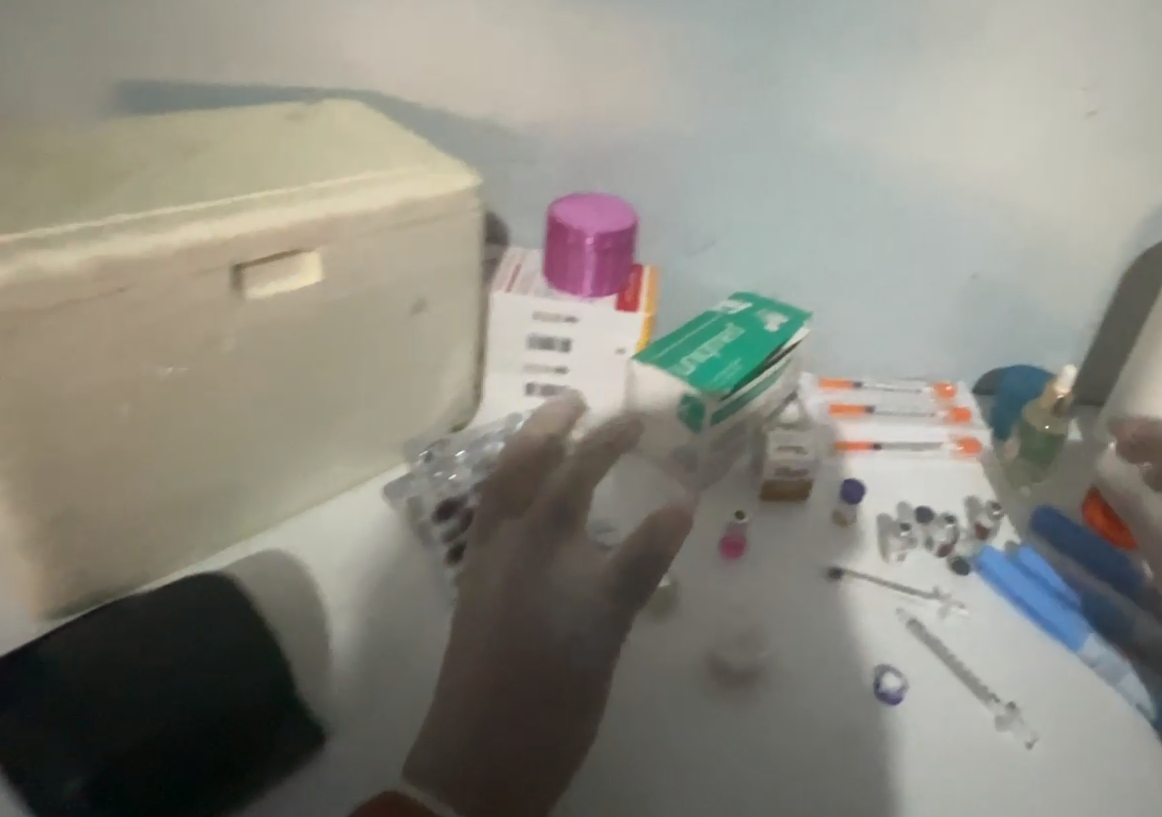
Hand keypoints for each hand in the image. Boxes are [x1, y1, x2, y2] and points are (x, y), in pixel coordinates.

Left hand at [402, 394, 693, 816]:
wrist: (481, 760)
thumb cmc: (551, 685)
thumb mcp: (608, 621)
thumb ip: (643, 557)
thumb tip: (682, 502)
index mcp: (535, 541)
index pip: (575, 471)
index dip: (607, 440)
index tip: (637, 418)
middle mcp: (503, 542)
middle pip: (518, 468)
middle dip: (546, 428)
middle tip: (573, 401)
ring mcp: (485, 568)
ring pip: (498, 493)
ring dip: (524, 455)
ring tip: (550, 438)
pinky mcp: (479, 593)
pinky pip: (494, 520)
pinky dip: (515, 493)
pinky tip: (534, 508)